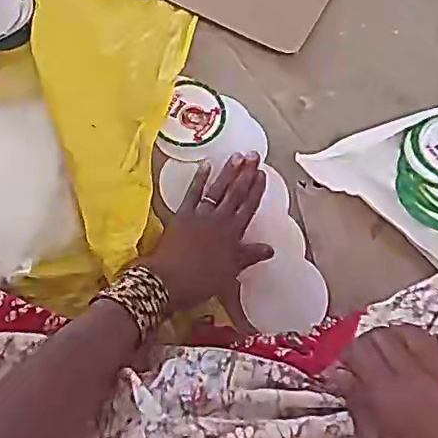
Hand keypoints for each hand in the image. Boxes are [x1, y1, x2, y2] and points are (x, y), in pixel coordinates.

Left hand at [140, 153, 273, 309]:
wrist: (167, 282)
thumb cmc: (199, 282)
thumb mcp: (229, 274)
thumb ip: (248, 257)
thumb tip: (269, 249)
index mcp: (233, 235)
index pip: (248, 208)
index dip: (256, 190)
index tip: (262, 174)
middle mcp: (219, 221)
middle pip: (236, 194)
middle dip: (246, 174)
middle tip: (254, 155)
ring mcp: (200, 216)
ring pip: (218, 190)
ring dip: (228, 172)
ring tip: (237, 155)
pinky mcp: (182, 215)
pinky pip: (193, 193)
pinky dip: (199, 179)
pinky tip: (206, 165)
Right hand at [329, 325, 437, 437]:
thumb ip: (358, 409)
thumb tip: (341, 377)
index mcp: (390, 399)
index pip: (359, 351)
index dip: (343, 356)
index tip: (337, 371)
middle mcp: (417, 379)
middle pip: (383, 336)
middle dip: (363, 345)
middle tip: (356, 366)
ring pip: (410, 332)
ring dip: (390, 340)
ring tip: (381, 360)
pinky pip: (434, 347)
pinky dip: (416, 345)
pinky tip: (408, 362)